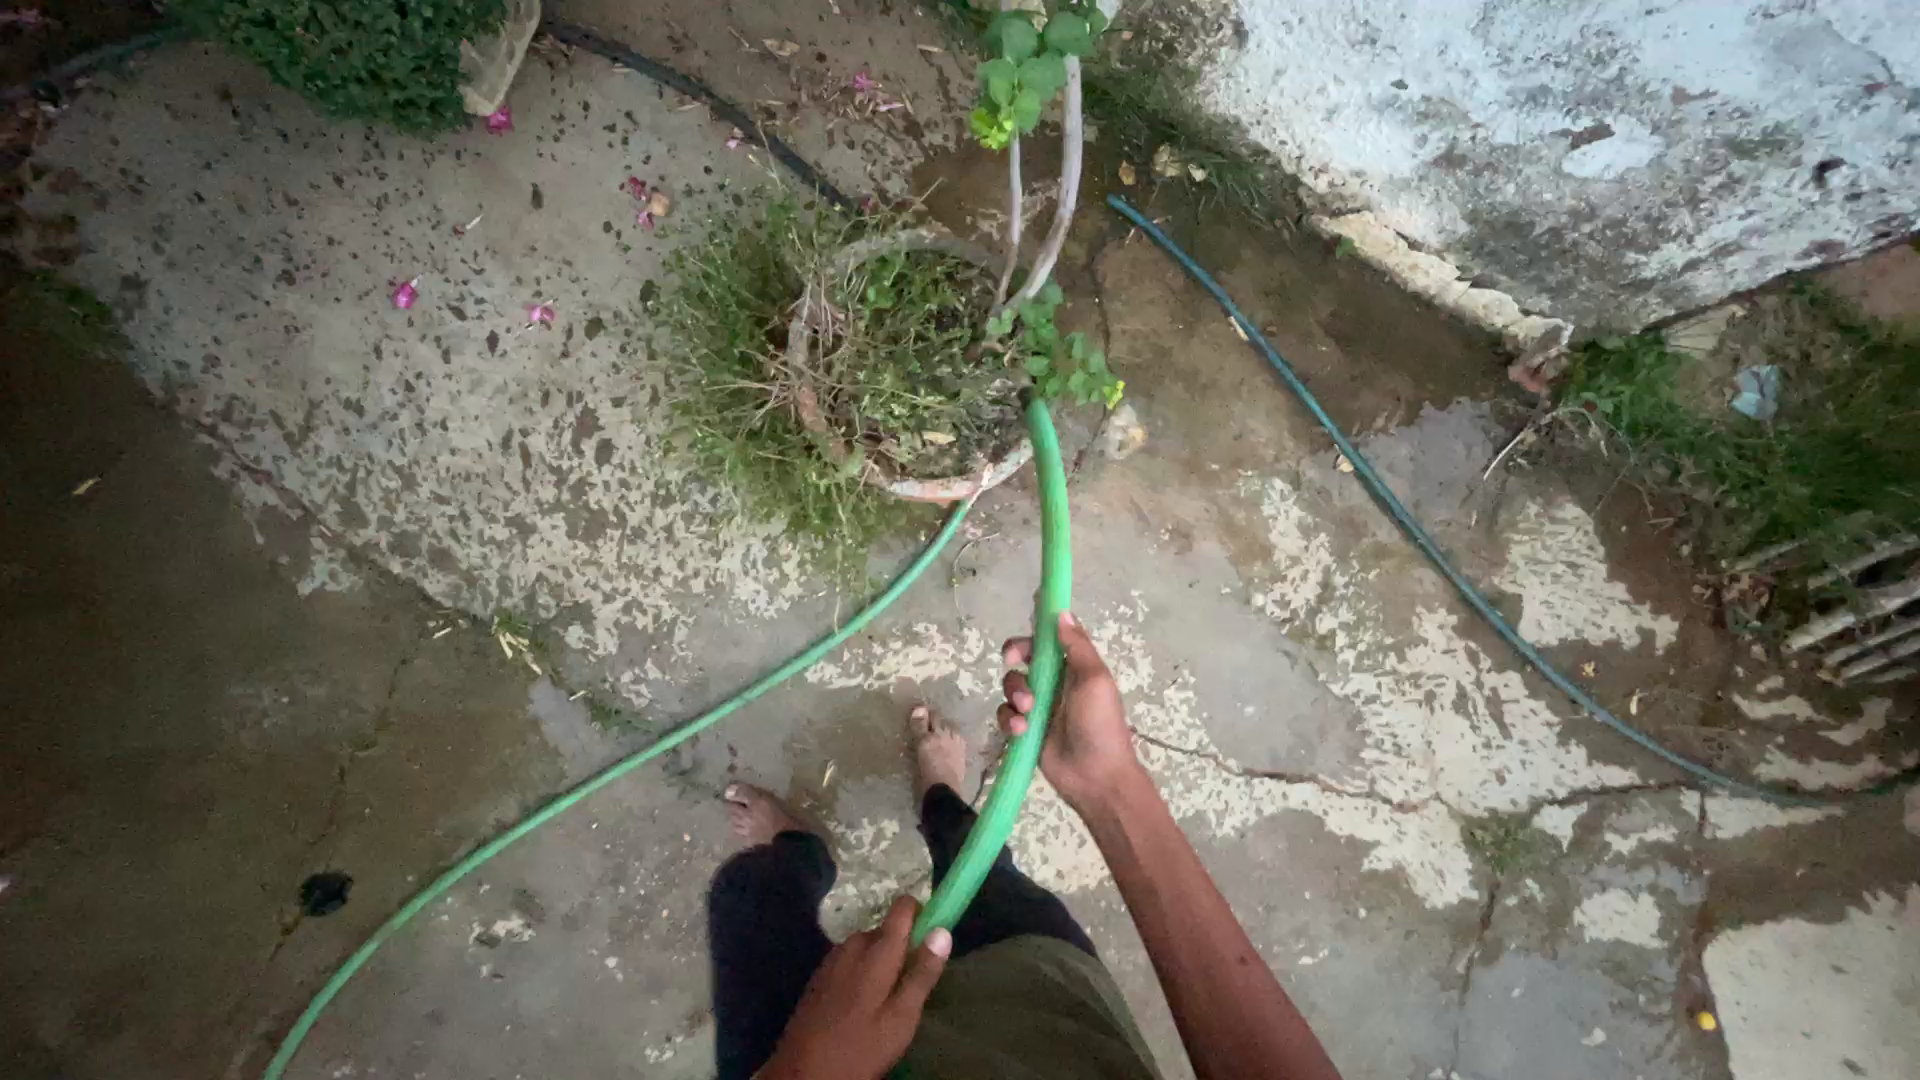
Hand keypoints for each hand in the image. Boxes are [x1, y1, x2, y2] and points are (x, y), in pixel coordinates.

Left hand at [758, 896, 951, 1079]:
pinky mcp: (819, 975)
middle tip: (908, 988)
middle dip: (901, 949)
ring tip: (884, 1002)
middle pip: (886, 929)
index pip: (903, 907)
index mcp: (877, 949)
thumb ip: (922, 974)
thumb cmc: (858, 1048)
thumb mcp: (901, 1019)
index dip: (921, 915)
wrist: (799, 1074)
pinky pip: (849, 960)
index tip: (930, 941)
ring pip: (867, 946)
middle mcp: (853, 944)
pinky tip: (859, 1006)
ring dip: (880, 962)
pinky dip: (860, 972)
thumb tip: (943, 931)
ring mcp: (832, 958)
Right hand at [999, 611, 1145, 812]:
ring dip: (1014, 692)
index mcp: (1075, 666)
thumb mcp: (1095, 680)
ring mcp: (1038, 706)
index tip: (1026, 617)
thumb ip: (1077, 646)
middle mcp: (1055, 681)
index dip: (1037, 625)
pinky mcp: (1025, 729)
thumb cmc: (1101, 725)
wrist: (1097, 778)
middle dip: (1015, 654)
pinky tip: (1021, 730)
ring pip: (1011, 684)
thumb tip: (1062, 612)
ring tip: (1028, 711)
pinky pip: (1006, 714)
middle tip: (1012, 661)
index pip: (1051, 636)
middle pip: (1024, 655)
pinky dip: (1010, 719)